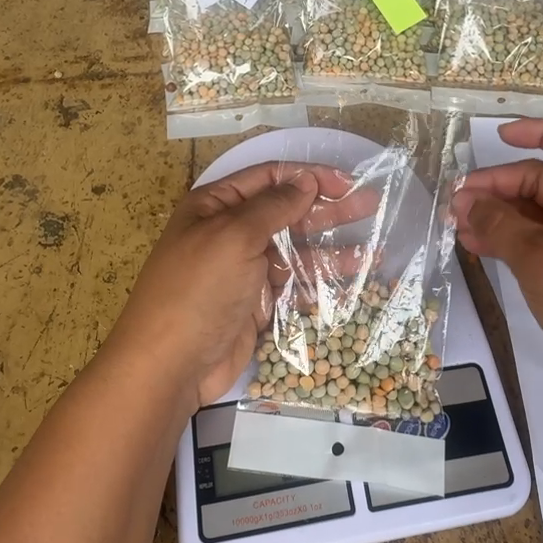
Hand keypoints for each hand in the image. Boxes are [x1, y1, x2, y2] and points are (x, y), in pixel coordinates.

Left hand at [107, 162, 376, 411]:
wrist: (168, 366)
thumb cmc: (198, 290)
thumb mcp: (234, 236)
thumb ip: (274, 206)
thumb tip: (306, 180)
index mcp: (217, 205)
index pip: (270, 178)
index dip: (309, 176)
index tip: (347, 182)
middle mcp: (231, 231)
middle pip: (287, 212)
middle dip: (328, 208)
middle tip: (372, 205)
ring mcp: (245, 269)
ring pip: (296, 250)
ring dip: (333, 248)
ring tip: (374, 249)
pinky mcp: (257, 302)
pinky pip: (296, 284)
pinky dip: (324, 280)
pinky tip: (354, 279)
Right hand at [453, 118, 542, 396]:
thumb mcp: (537, 254)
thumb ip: (497, 223)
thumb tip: (465, 202)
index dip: (538, 132)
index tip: (499, 136)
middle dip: (500, 187)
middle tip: (458, 202)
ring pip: (537, 216)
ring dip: (499, 217)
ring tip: (458, 225)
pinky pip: (540, 244)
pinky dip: (511, 242)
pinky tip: (478, 249)